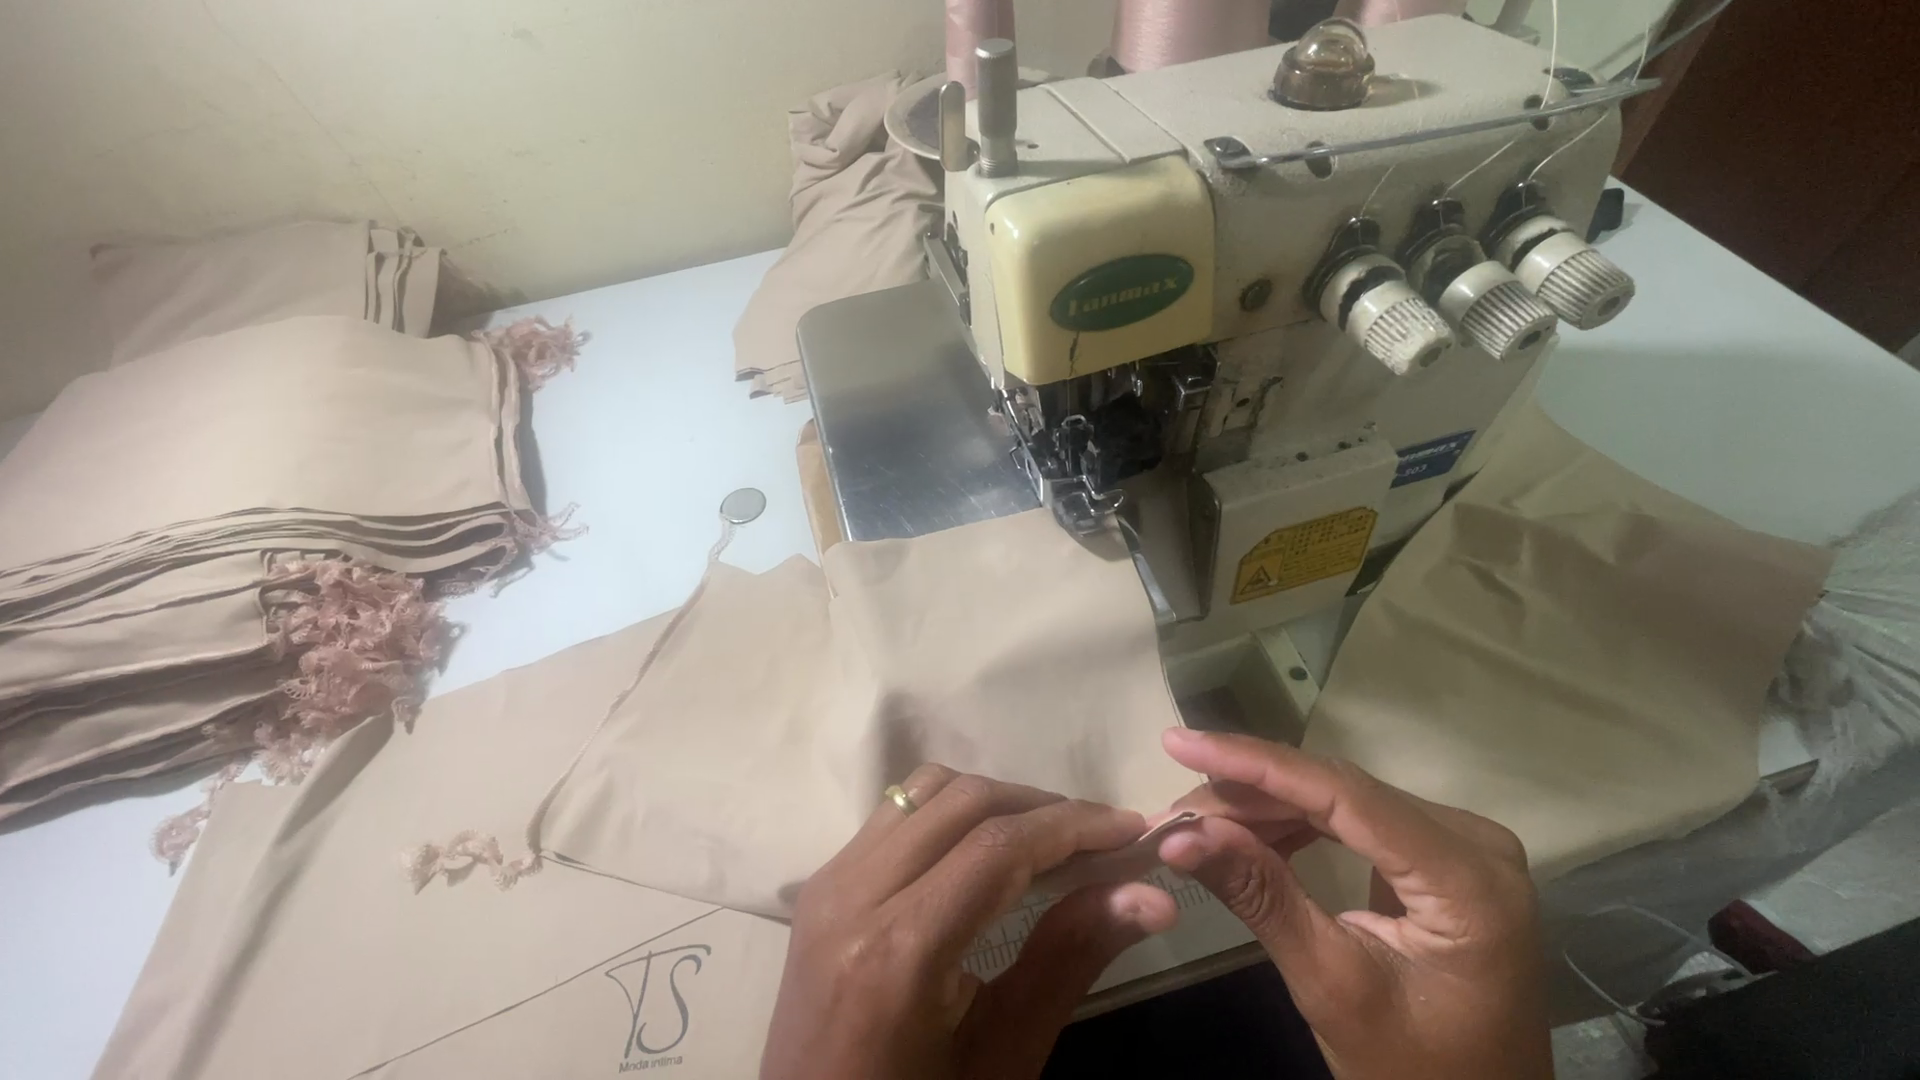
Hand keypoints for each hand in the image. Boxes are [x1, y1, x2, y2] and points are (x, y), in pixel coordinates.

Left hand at [762, 765, 1179, 1079]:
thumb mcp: (1003, 1056)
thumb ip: (1070, 960)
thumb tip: (1152, 895)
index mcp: (899, 951)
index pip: (999, 846)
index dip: (1073, 825)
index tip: (1131, 827)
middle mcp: (854, 893)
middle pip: (964, 801)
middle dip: (1041, 807)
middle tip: (1098, 837)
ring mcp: (830, 881)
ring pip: (926, 790)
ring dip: (995, 799)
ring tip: (1046, 838)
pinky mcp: (821, 881)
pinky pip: (896, 811)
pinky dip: (950, 809)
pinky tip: (983, 846)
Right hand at [1157, 729, 1550, 1079]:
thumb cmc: (1415, 1070)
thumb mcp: (1331, 986)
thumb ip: (1260, 897)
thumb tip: (1179, 835)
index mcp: (1467, 881)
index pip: (1343, 795)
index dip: (1255, 764)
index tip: (1179, 744)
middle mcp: (1471, 841)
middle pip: (1337, 791)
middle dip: (1247, 791)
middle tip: (1173, 808)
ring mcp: (1457, 844)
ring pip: (1337, 798)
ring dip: (1262, 806)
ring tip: (1195, 822)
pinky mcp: (1436, 853)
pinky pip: (1351, 818)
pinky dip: (1291, 822)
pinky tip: (1244, 830)